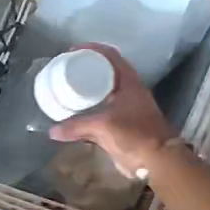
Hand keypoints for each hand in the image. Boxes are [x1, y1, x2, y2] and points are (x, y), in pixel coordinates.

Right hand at [49, 43, 178, 177]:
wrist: (156, 160)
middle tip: (64, 68)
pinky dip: (85, 110)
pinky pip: (98, 112)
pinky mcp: (118, 124)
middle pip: (105, 72)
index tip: (72, 50)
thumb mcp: (103, 126)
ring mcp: (123, 108)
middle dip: (86, 68)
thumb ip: (76, 127)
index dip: (93, 49)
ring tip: (64, 86)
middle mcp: (126, 92)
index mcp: (129, 84)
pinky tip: (71, 112)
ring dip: (85, 89)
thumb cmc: (135, 135)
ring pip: (101, 92)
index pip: (111, 57)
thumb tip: (52, 131)